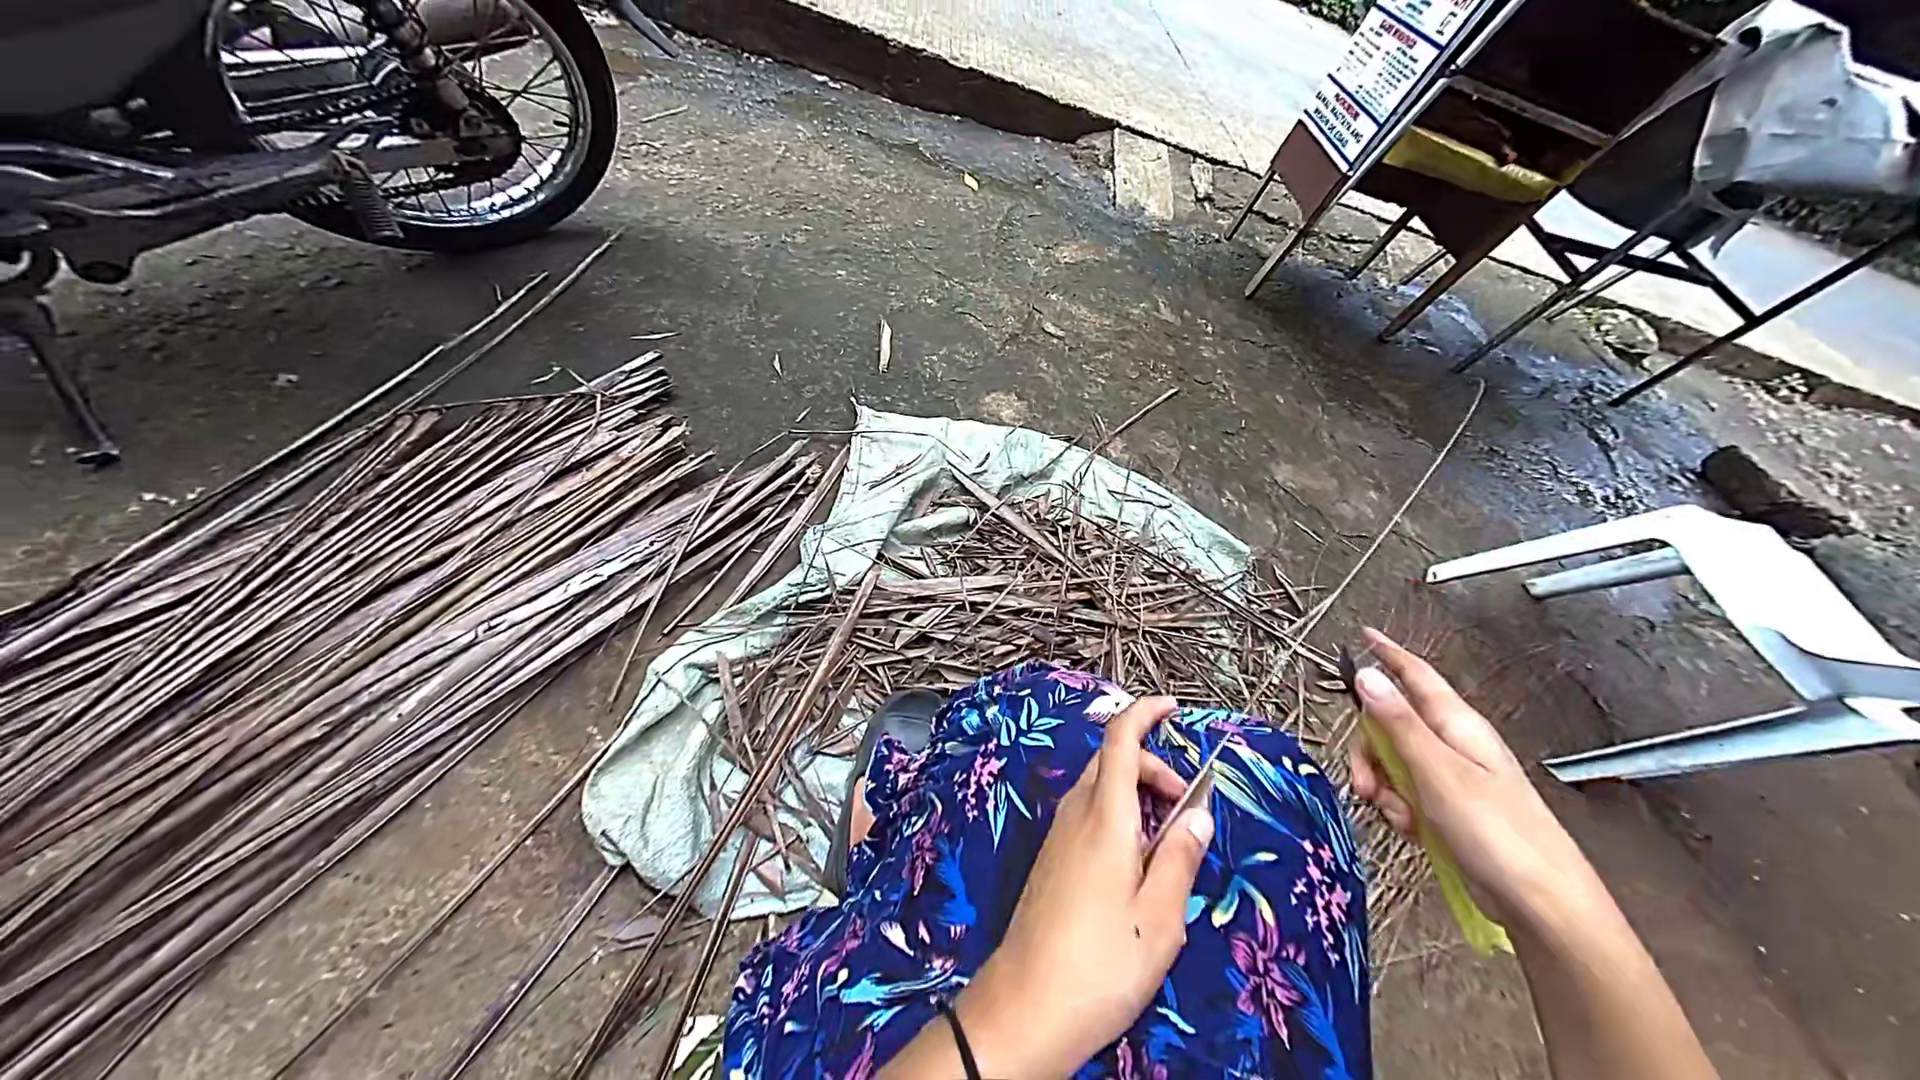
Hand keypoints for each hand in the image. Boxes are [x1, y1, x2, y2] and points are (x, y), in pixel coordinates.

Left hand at [952, 697, 1212, 1078]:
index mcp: (1105, 816)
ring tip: (1168, 846)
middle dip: (1154, 767)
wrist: (1027, 1003)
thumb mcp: (1159, 916)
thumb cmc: (1100, 962)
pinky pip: (1090, 815)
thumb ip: (1180, 858)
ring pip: (1102, 789)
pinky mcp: (1053, 856)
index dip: (1144, 713)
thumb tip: (1198, 816)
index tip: (1170, 706)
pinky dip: (1120, 819)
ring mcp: (1059, 833)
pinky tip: (1137, 867)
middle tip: (1187, 810)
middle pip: (1114, 762)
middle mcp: (1076, 813)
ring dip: (1138, 796)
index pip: (1120, 740)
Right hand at [1347, 628, 1608, 929]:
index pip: (1416, 675)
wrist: (1543, 906)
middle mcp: (1454, 745)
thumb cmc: (1498, 834)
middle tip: (1366, 781)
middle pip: (1391, 725)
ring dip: (1383, 785)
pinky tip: (1413, 829)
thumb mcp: (1436, 772)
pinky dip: (1399, 808)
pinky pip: (1406, 792)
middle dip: (1369, 751)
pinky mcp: (1450, 807)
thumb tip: (1367, 674)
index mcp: (1457, 726)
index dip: (1388, 654)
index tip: (1365, 634)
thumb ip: (1396, 722)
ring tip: (1397, 814)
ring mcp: (1454, 777)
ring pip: (1393, 761)